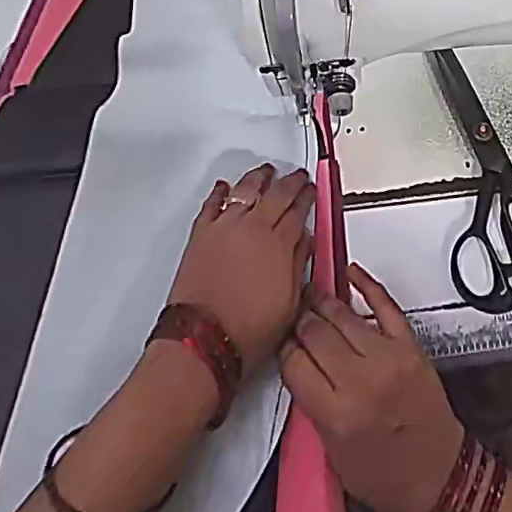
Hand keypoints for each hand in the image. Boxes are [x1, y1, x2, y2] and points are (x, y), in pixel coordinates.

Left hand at [167, 165, 314, 374]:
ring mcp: (225, 228)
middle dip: (290, 182)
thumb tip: (305, 243)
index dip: (307, 198)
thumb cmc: (246, 330)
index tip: (310, 192)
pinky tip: (225, 186)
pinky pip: (212, 203)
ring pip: (246, 189)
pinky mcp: (202, 234)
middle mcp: (253, 228)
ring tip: (266, 171)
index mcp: (279, 244)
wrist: (204, 340)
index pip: (298, 210)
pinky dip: (220, 191)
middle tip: (297, 177)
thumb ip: (298, 265)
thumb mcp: (289, 303)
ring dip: (259, 178)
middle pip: (277, 194)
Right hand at [280, 264, 465, 511]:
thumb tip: (297, 362)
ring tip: (312, 297)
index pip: (294, 363)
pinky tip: (351, 272)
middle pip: (315, 332)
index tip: (283, 344)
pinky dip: (366, 285)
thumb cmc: (388, 475)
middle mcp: (362, 381)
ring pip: (343, 315)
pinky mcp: (410, 345)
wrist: (441, 478)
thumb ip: (312, 405)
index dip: (285, 349)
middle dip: (300, 322)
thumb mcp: (333, 453)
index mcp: (337, 414)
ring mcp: (389, 358)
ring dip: (323, 303)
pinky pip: (384, 304)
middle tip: (294, 318)